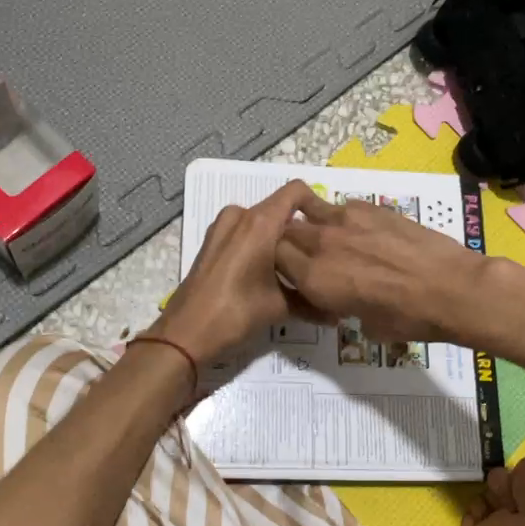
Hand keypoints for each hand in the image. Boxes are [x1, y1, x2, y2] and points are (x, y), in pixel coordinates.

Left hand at [148, 180, 318, 365]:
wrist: (186, 333)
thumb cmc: (236, 313)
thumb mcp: (279, 308)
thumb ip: (311, 303)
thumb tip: (338, 314)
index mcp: (259, 222)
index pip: (295, 192)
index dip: (315, 205)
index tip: (326, 230)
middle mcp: (240, 216)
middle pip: (278, 209)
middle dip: (297, 230)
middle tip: (314, 257)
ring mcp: (221, 227)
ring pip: (260, 223)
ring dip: (276, 240)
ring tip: (291, 269)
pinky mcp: (211, 242)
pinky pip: (243, 233)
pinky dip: (257, 246)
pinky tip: (266, 274)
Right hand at [275, 191, 487, 343]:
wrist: (451, 289)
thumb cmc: (408, 319)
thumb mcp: (366, 325)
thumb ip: (343, 306)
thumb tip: (348, 302)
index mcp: (313, 279)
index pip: (272, 258)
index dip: (278, 265)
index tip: (290, 273)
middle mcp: (321, 244)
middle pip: (285, 231)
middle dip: (289, 241)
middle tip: (305, 254)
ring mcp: (346, 220)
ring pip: (310, 211)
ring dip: (312, 222)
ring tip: (330, 236)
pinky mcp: (371, 207)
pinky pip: (343, 207)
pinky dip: (345, 219)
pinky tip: (364, 233)